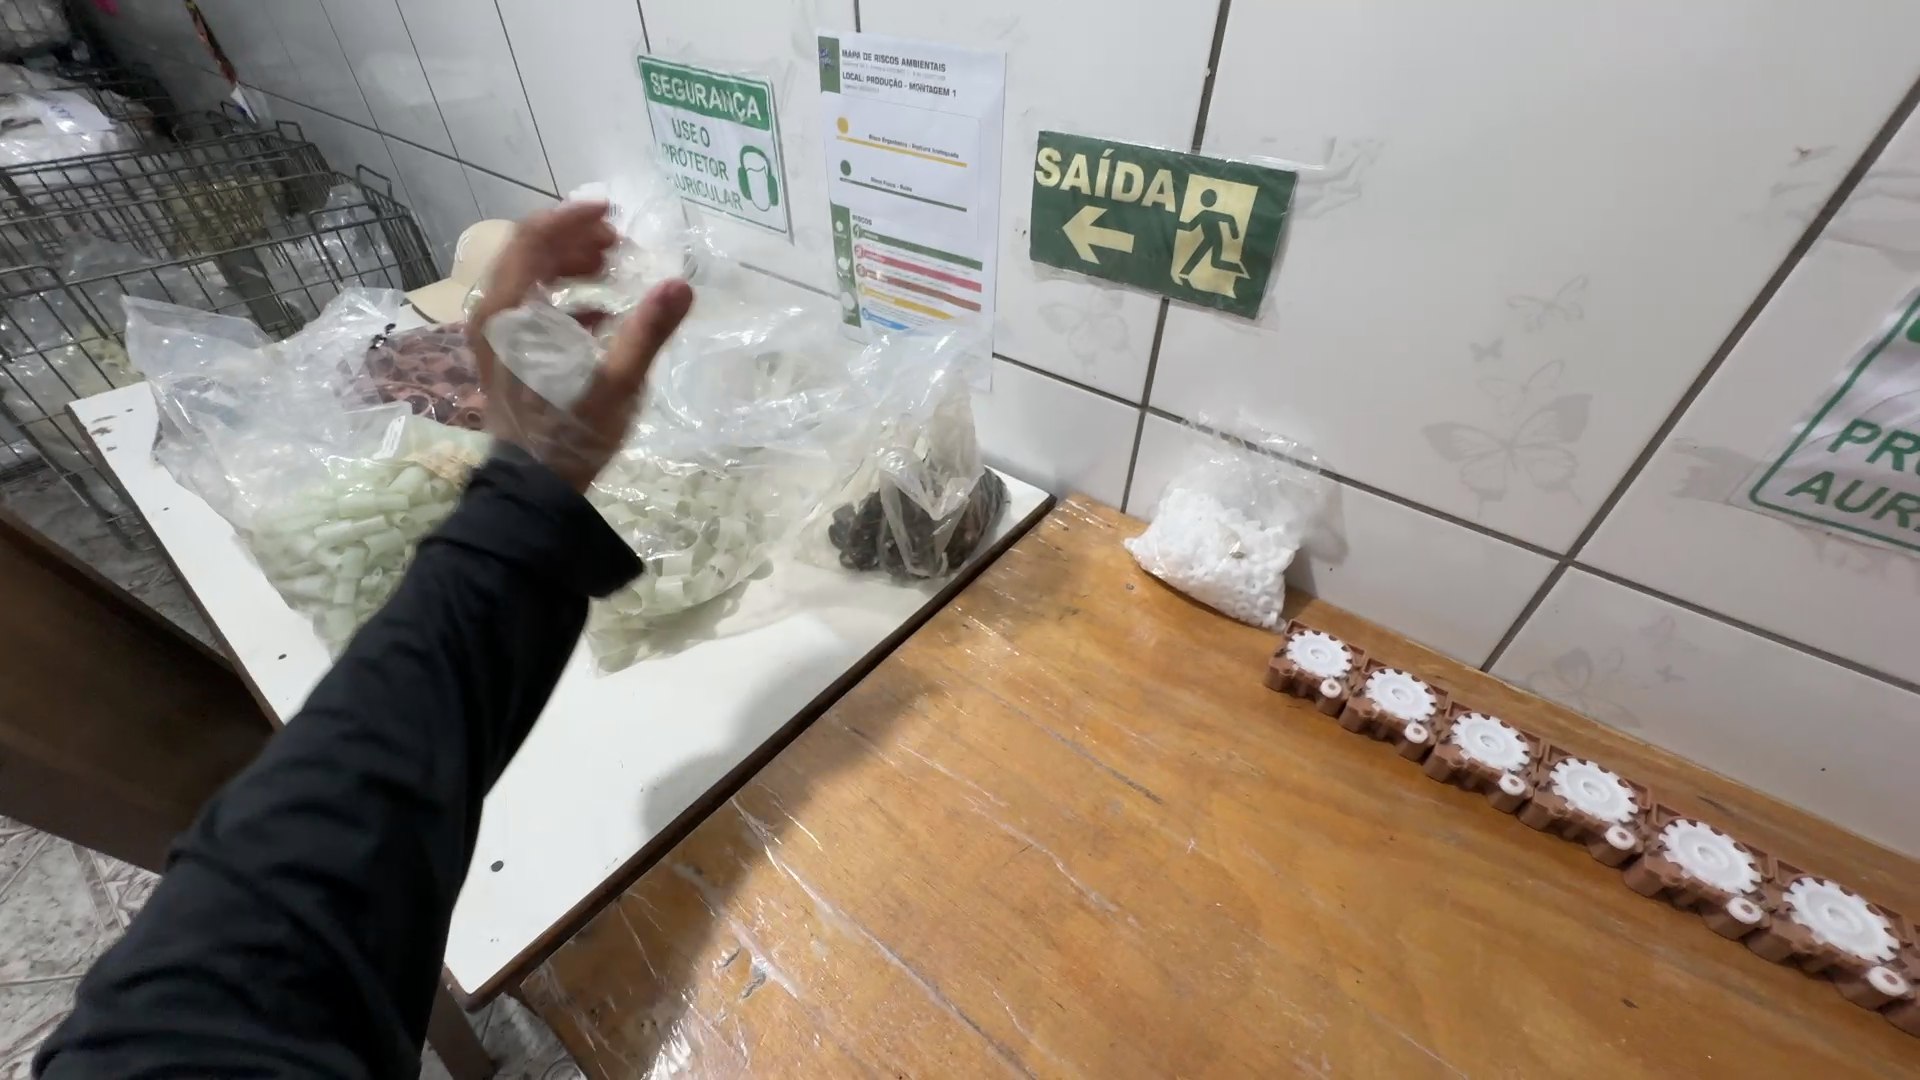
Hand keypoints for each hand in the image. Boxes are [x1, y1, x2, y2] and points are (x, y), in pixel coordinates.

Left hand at [469, 201, 693, 490]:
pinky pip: (531, 311)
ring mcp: (496, 338)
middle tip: (619, 244)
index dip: (572, 218)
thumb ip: (648, 330)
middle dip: (574, 241)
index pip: (532, 239)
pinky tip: (600, 316)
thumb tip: (682, 285)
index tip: (612, 212)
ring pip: (529, 281)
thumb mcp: (618, 381)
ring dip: (570, 269)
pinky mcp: (506, 358)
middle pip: (529, 255)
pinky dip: (565, 302)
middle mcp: (493, 314)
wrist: (537, 485)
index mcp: (509, 310)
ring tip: (611, 271)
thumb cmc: (574, 431)